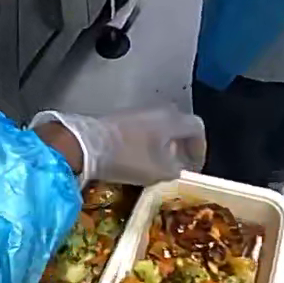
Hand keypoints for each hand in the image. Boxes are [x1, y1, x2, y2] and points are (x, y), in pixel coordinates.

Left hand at [31, 108, 205, 184]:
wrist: (84, 144)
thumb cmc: (127, 157)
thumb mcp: (158, 171)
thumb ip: (176, 171)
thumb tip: (180, 171)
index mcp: (172, 120)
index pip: (197, 128)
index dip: (200, 148)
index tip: (194, 167)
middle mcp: (157, 111)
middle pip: (177, 126)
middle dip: (181, 146)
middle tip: (178, 165)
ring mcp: (136, 112)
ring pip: (158, 128)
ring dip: (162, 146)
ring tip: (157, 166)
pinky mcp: (119, 119)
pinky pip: (141, 130)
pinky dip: (146, 143)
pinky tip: (137, 159)